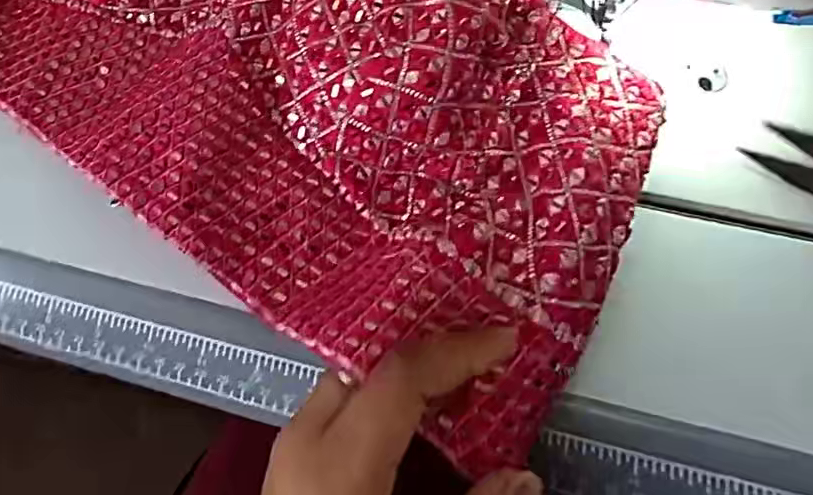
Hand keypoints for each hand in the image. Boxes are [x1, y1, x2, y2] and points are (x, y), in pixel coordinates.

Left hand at [264, 328, 539, 494]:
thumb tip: (524, 477)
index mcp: (337, 456)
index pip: (400, 372)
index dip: (457, 348)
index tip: (505, 334)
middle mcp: (304, 434)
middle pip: (371, 362)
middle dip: (430, 348)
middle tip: (482, 348)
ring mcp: (289, 447)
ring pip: (354, 378)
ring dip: (405, 373)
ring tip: (456, 377)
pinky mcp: (288, 465)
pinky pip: (341, 407)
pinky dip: (381, 400)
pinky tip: (411, 420)